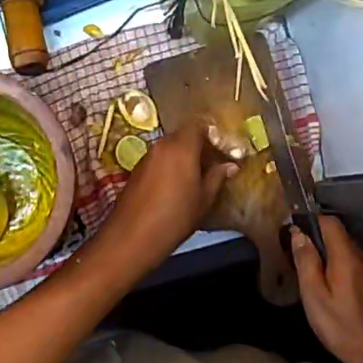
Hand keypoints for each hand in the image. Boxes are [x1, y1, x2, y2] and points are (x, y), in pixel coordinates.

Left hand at [95, 122, 237, 270]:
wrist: (132, 237)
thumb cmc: (175, 217)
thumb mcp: (203, 199)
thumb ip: (217, 177)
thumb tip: (230, 165)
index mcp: (181, 147)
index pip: (198, 125)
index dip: (212, 134)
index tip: (223, 149)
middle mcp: (162, 145)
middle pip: (184, 135)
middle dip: (199, 146)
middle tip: (213, 164)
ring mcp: (146, 157)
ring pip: (170, 148)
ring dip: (184, 157)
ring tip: (197, 177)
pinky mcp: (137, 170)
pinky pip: (159, 160)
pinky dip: (170, 166)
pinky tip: (176, 186)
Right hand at [291, 217, 362, 362]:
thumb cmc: (340, 326)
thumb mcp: (314, 296)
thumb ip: (306, 261)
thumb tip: (298, 233)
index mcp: (347, 255)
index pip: (330, 221)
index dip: (311, 222)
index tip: (295, 232)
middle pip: (339, 235)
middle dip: (319, 241)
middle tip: (300, 260)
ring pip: (347, 250)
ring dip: (330, 256)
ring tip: (314, 276)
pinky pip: (356, 263)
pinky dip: (342, 267)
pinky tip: (333, 288)